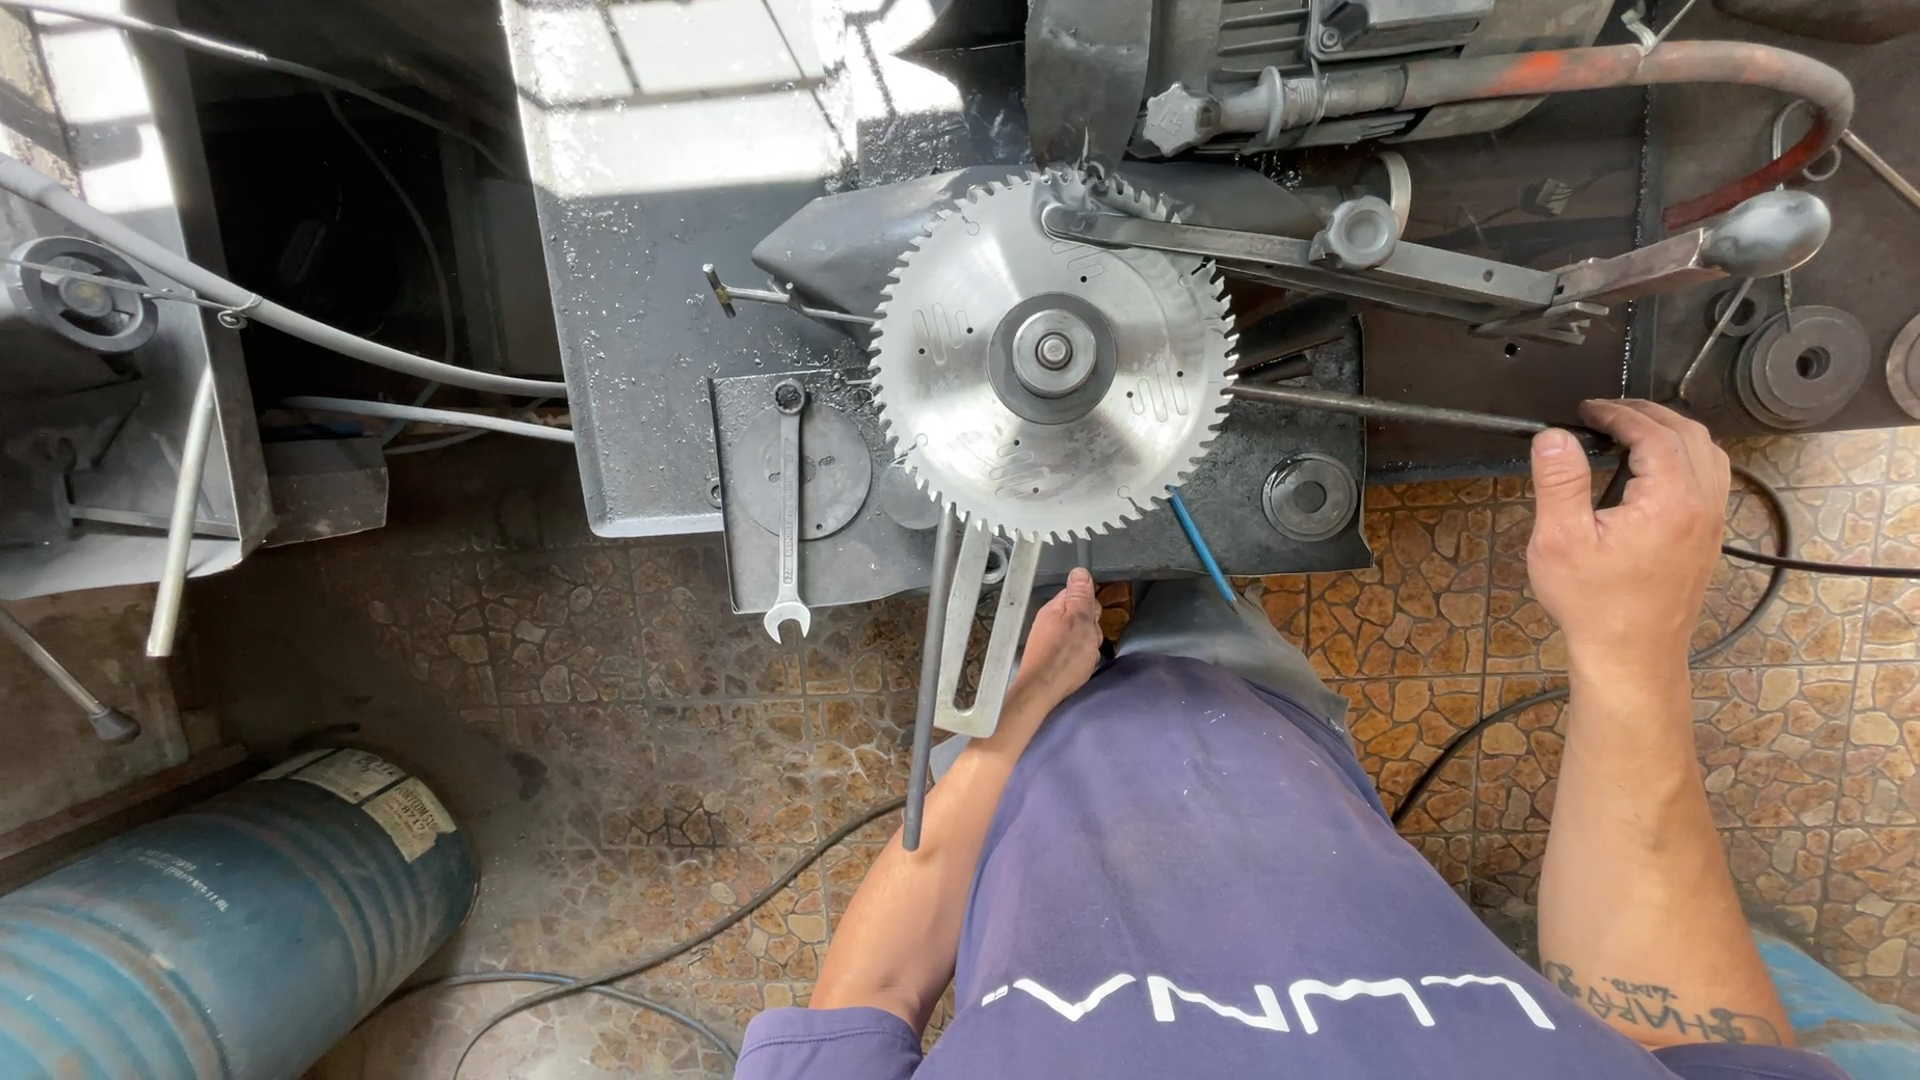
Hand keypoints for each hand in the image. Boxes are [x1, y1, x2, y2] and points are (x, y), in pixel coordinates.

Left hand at [1000, 568, 1102, 723]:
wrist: (1042, 692)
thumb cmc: (1063, 659)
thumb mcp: (1079, 622)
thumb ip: (1080, 596)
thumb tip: (1079, 571)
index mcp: (1053, 608)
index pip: (1077, 594)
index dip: (1091, 608)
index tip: (1092, 621)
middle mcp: (1047, 621)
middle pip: (1079, 616)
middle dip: (1090, 629)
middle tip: (1089, 641)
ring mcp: (1047, 640)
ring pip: (1077, 635)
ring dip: (1086, 646)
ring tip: (1084, 657)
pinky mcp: (1049, 657)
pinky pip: (1071, 651)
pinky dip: (1078, 658)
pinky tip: (1078, 668)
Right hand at [1528, 400, 1729, 674]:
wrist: (1629, 649)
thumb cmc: (1591, 599)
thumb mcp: (1559, 539)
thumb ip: (1559, 482)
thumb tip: (1553, 436)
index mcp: (1669, 500)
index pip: (1655, 435)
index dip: (1620, 414)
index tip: (1587, 409)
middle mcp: (1702, 505)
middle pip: (1690, 436)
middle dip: (1647, 415)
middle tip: (1605, 412)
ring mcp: (1711, 522)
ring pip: (1708, 455)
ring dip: (1670, 433)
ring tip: (1628, 431)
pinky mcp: (1706, 537)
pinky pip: (1709, 479)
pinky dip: (1682, 456)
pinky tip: (1650, 468)